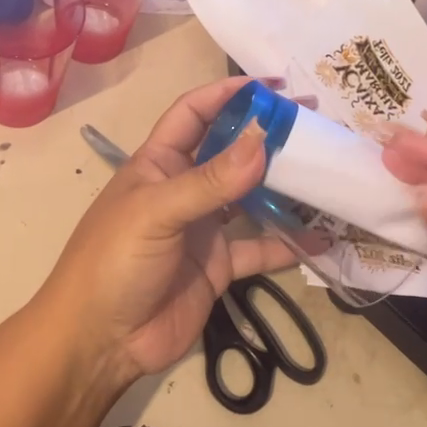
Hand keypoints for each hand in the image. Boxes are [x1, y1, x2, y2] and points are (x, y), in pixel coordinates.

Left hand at [33, 77, 296, 387]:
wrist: (99, 341)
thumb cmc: (114, 261)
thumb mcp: (156, 213)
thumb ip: (209, 181)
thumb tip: (261, 141)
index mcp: (157, 162)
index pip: (194, 113)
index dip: (227, 93)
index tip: (271, 85)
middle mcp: (183, 188)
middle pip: (229, 150)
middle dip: (266, 134)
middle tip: (314, 121)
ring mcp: (203, 228)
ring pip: (251, 197)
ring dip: (284, 185)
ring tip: (327, 169)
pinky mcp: (219, 267)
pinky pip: (260, 249)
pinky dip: (289, 244)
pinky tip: (323, 238)